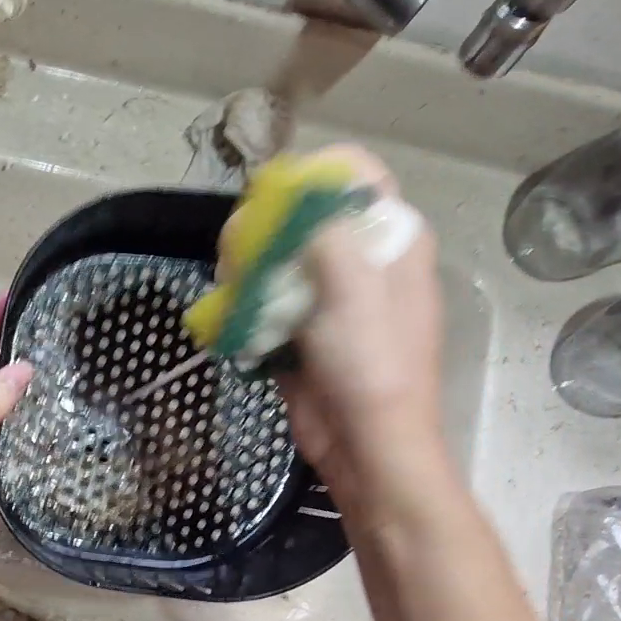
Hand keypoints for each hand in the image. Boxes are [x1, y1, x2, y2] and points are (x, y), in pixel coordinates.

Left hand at [0, 295, 34, 565]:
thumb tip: (22, 367)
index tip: (10, 300)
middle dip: (9, 346)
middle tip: (45, 318)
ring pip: (6, 399)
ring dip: (26, 377)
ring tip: (58, 349)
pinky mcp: (1, 459)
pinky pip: (20, 426)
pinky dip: (35, 411)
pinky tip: (58, 400)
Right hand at [258, 145, 448, 506]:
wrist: (365, 446)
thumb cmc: (371, 366)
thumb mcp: (354, 287)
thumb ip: (323, 230)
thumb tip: (286, 195)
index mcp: (390, 240)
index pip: (351, 175)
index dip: (305, 177)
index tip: (264, 203)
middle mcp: (361, 262)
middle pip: (303, 218)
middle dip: (263, 232)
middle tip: (234, 258)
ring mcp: (329, 300)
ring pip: (277, 264)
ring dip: (246, 275)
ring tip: (230, 295)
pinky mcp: (301, 334)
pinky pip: (265, 307)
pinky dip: (245, 312)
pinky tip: (233, 326)